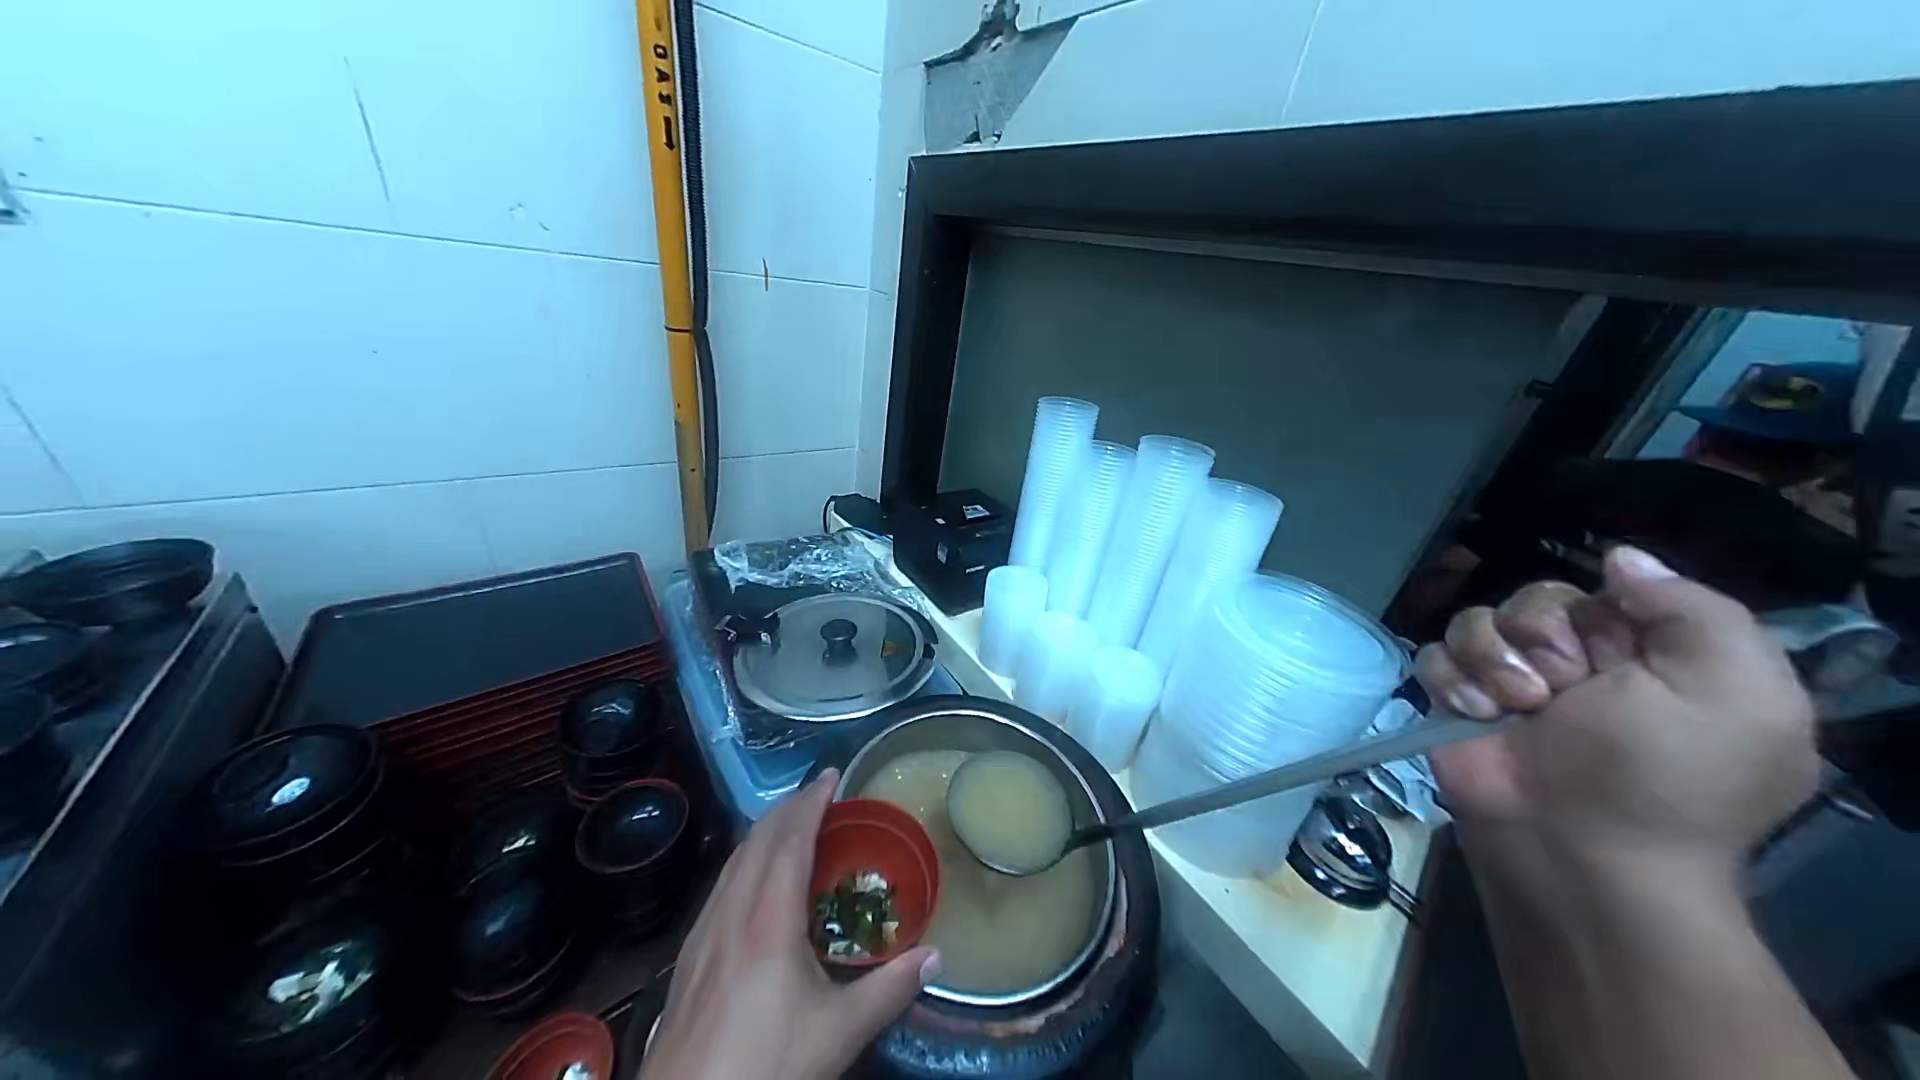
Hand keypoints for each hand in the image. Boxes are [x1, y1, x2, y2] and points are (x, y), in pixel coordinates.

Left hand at [641, 770, 940, 1079]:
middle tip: (820, 794)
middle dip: (789, 807)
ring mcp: (703, 931)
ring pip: (734, 859)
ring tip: (792, 824)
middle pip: (758, 839)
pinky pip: (721, 884)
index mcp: (768, 919)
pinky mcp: (688, 954)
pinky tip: (755, 881)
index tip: (832, 775)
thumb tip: (936, 956)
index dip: (811, 802)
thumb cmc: (766, 1064)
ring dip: (765, 830)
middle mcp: (731, 912)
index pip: (790, 840)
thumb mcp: (838, 1033)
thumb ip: (889, 990)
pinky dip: (746, 859)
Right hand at [1414, 545, 1818, 872]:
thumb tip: (1619, 557)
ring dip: (1491, 661)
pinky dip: (1451, 680)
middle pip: (1530, 599)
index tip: (1607, 662)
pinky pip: (1433, 653)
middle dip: (1537, 639)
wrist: (1574, 847)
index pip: (1600, 591)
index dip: (1593, 616)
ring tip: (1514, 710)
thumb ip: (1695, 611)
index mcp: (1647, 654)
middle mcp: (1574, 661)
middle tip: (1560, 694)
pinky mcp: (1454, 697)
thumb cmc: (1662, 774)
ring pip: (1475, 621)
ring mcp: (1506, 679)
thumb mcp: (1733, 692)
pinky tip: (1476, 714)